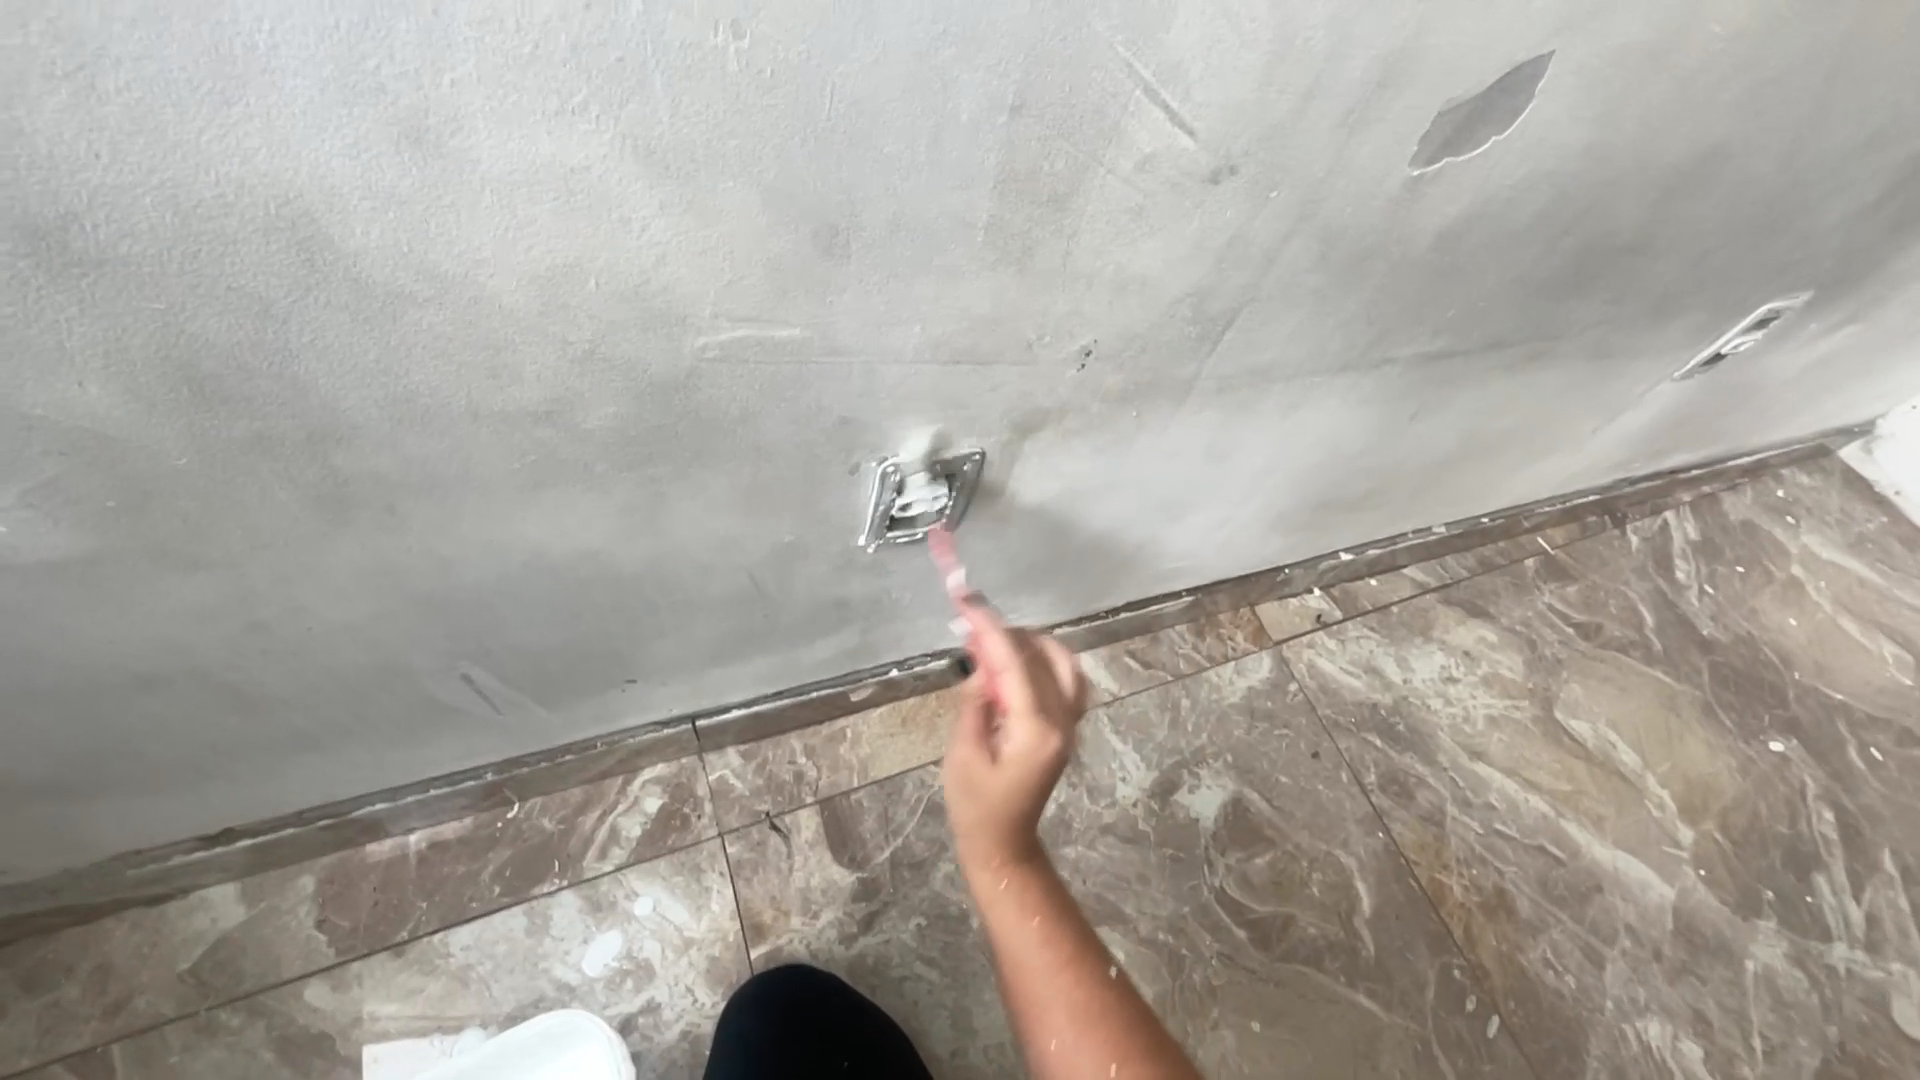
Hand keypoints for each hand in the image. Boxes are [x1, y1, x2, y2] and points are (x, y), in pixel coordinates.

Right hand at [942, 598, 1087, 877]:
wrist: (1004, 842)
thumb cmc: (975, 805)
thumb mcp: (962, 753)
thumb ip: (975, 702)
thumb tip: (982, 662)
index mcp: (1035, 729)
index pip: (1014, 662)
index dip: (989, 627)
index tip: (967, 600)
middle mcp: (1062, 720)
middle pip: (1042, 655)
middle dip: (1006, 632)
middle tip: (970, 624)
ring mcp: (1071, 723)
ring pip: (1062, 662)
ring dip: (1028, 643)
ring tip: (991, 641)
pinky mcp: (1068, 727)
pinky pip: (1067, 679)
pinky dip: (1044, 660)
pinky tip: (1019, 660)